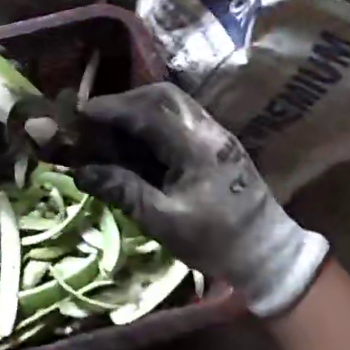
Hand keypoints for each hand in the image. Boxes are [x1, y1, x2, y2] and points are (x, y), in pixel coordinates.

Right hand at [73, 83, 328, 317]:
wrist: (268, 253)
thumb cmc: (215, 241)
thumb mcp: (162, 221)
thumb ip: (122, 190)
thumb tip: (81, 172)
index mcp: (195, 146)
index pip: (146, 112)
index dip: (110, 109)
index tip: (80, 114)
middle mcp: (206, 129)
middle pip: (161, 96)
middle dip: (124, 102)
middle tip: (96, 120)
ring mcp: (215, 133)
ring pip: (172, 103)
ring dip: (138, 109)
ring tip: (112, 130)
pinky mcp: (216, 143)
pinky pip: (179, 118)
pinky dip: (153, 121)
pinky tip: (138, 142)